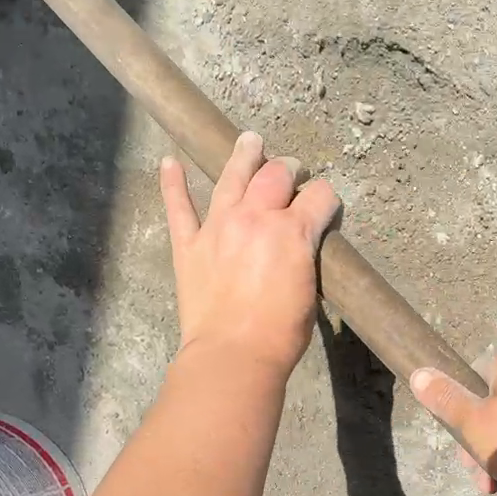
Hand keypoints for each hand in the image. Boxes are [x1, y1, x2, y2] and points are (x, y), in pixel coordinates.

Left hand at [161, 132, 341, 375]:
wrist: (234, 354)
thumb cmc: (281, 334)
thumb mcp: (310, 292)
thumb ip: (305, 258)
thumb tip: (301, 246)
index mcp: (293, 232)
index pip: (318, 196)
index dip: (326, 196)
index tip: (327, 202)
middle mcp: (256, 218)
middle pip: (275, 176)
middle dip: (288, 170)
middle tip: (292, 169)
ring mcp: (218, 227)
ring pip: (231, 177)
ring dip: (243, 156)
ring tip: (250, 141)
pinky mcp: (189, 244)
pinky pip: (179, 206)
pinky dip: (173, 184)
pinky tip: (169, 164)